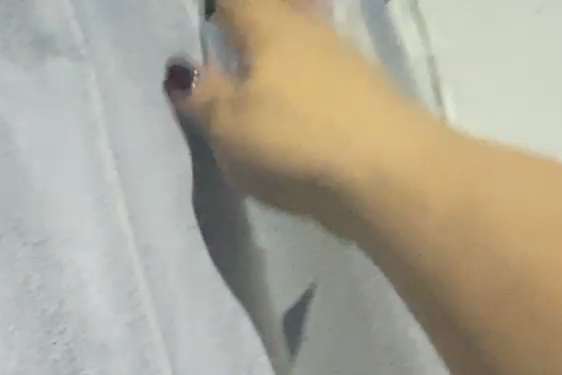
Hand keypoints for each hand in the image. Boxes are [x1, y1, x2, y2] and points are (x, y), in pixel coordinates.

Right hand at [167, 0, 446, 235]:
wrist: (380, 171)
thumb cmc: (291, 140)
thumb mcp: (229, 124)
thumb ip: (204, 95)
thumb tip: (181, 70)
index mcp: (272, 29)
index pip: (238, 2)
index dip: (217, 7)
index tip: (205, 17)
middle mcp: (310, 33)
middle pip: (281, 9)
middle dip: (257, 15)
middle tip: (233, 30)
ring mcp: (341, 62)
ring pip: (304, 36)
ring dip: (282, 43)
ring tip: (255, 63)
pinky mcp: (359, 94)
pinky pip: (320, 70)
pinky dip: (300, 74)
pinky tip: (290, 96)